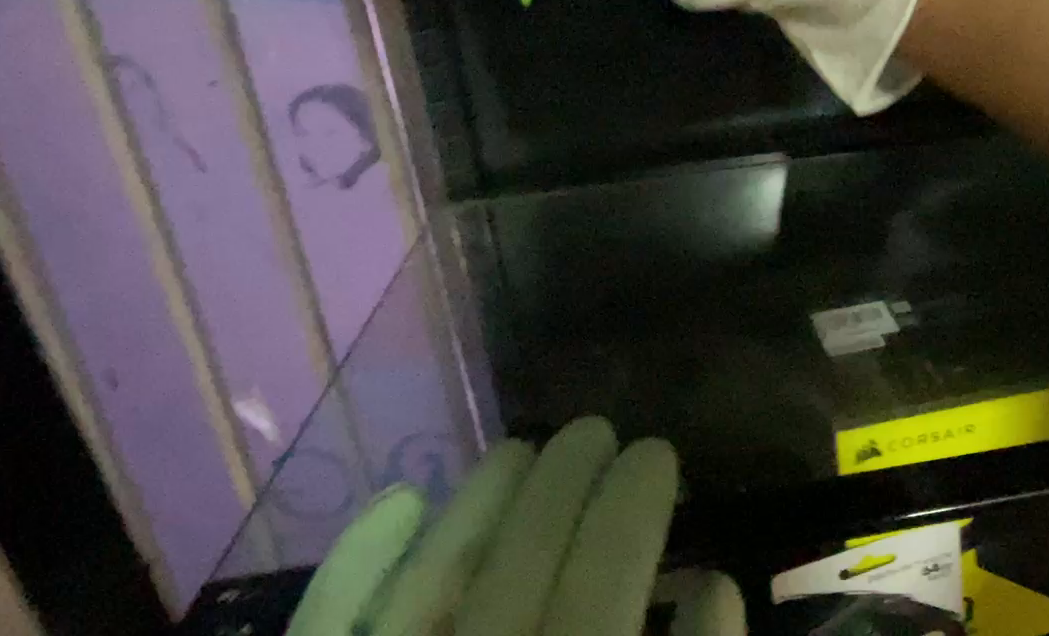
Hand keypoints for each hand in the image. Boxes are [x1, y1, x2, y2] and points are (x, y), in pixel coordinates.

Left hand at [286, 417, 743, 635]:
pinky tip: (396, 502)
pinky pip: (332, 626)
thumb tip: (715, 589)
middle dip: (575, 479)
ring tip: (523, 444)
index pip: (610, 578)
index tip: (659, 455)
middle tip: (602, 432)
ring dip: (485, 500)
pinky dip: (355, 569)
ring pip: (440, 580)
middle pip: (532, 562)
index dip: (637, 506)